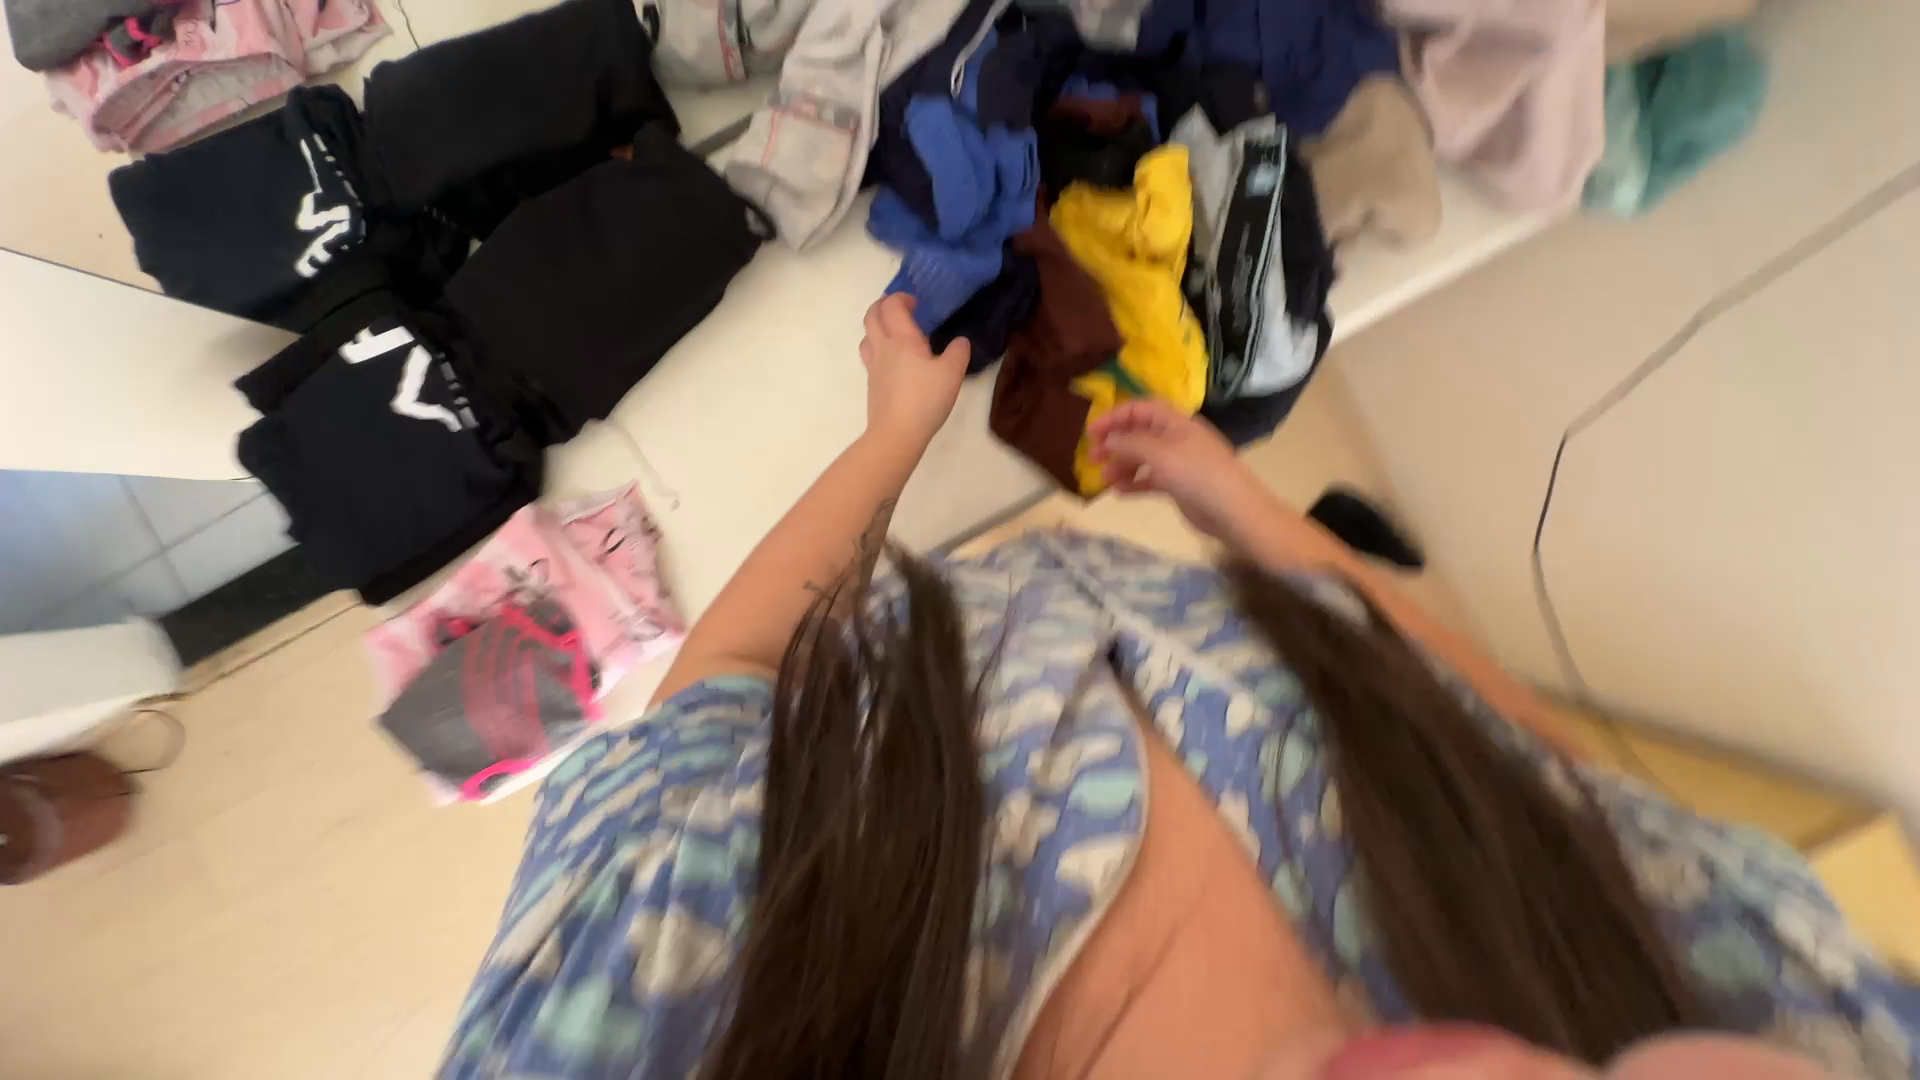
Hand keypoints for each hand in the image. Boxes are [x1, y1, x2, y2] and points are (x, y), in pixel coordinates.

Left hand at [859, 294, 970, 446]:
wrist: (896, 433)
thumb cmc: (925, 400)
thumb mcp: (952, 374)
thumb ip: (958, 352)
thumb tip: (960, 342)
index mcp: (903, 339)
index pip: (892, 306)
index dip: (902, 298)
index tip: (916, 303)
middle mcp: (883, 348)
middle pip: (871, 316)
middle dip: (882, 306)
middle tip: (899, 309)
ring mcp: (874, 367)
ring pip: (866, 336)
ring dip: (876, 327)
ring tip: (893, 333)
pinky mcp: (872, 384)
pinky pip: (870, 357)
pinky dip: (878, 349)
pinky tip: (892, 362)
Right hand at [1087, 400, 1284, 544]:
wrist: (1233, 511)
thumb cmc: (1197, 475)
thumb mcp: (1161, 454)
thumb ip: (1131, 443)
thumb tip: (1109, 438)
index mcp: (1175, 422)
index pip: (1139, 409)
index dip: (1114, 417)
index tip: (1091, 433)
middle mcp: (1176, 438)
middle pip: (1138, 433)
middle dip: (1114, 443)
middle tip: (1092, 457)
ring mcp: (1178, 462)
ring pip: (1142, 457)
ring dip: (1122, 465)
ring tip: (1105, 480)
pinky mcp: (1179, 485)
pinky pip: (1150, 479)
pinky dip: (1134, 482)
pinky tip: (1119, 492)